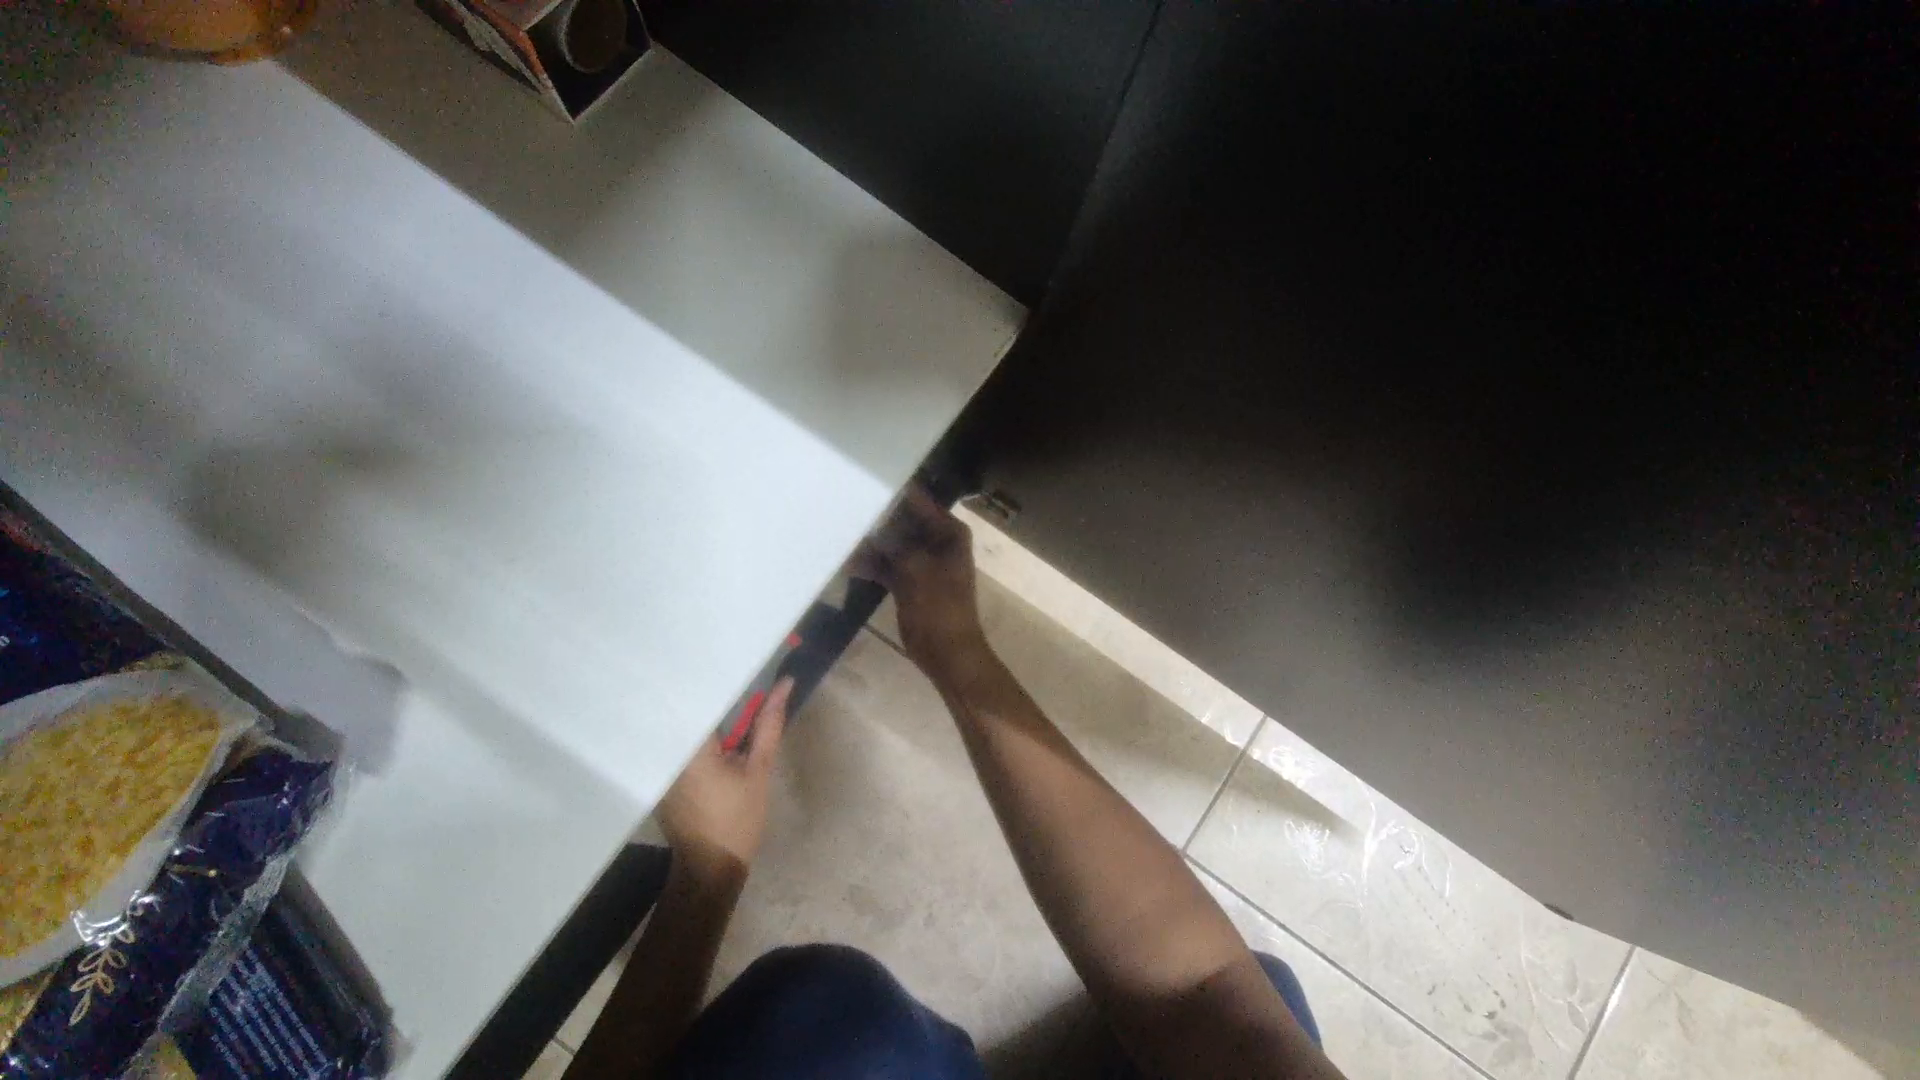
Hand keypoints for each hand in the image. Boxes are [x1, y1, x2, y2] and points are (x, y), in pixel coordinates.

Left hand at [657, 678, 791, 881]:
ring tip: (722, 690)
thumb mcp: (759, 770)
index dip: (712, 674)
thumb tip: (784, 686)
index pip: (695, 697)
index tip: (729, 657)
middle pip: (685, 708)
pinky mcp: (660, 777)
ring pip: (680, 725)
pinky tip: (711, 726)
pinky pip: (676, 743)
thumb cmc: (737, 820)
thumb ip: (768, 725)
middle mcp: (665, 751)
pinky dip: (693, 733)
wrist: (710, 868)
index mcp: (688, 747)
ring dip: (701, 711)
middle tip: (731, 668)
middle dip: (708, 689)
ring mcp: (659, 765)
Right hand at [854, 489, 995, 691]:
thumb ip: (892, 543)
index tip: (861, 483)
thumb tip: (870, 525)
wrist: (947, 653)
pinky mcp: (908, 581)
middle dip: (876, 519)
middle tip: (842, 508)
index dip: (892, 492)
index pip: (918, 501)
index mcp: (949, 533)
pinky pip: (886, 565)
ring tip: (839, 534)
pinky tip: (845, 562)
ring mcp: (921, 562)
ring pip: (891, 543)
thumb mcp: (915, 570)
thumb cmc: (940, 609)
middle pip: (902, 521)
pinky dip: (870, 565)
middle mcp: (937, 541)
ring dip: (869, 543)